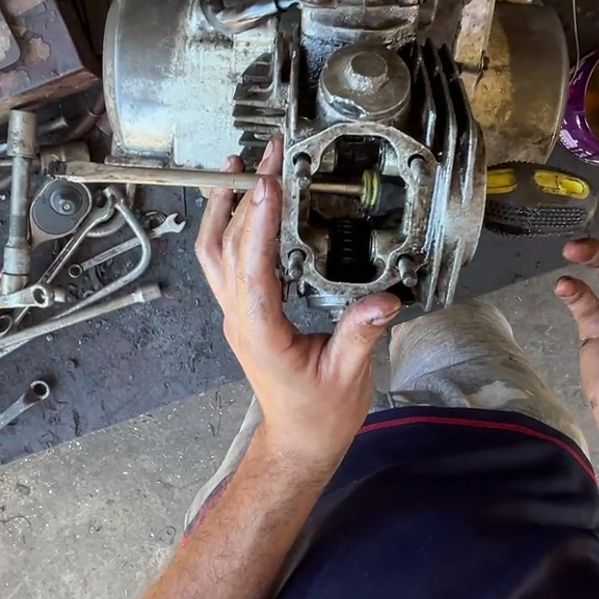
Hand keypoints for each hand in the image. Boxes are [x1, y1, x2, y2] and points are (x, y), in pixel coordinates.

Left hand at [195, 138, 401, 466]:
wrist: (297, 440)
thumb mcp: (348, 377)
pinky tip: (246, 208)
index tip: (268, 185)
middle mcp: (240, 319)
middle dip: (241, 198)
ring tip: (238, 168)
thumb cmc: (319, 416)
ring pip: (214, 254)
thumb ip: (361, 335)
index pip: (252, 271)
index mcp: (261, 334)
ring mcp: (236, 316)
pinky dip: (231, 228)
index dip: (257, 225)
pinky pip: (226, 264)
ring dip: (223, 209)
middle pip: (223, 249)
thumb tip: (384, 300)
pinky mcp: (244, 313)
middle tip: (264, 158)